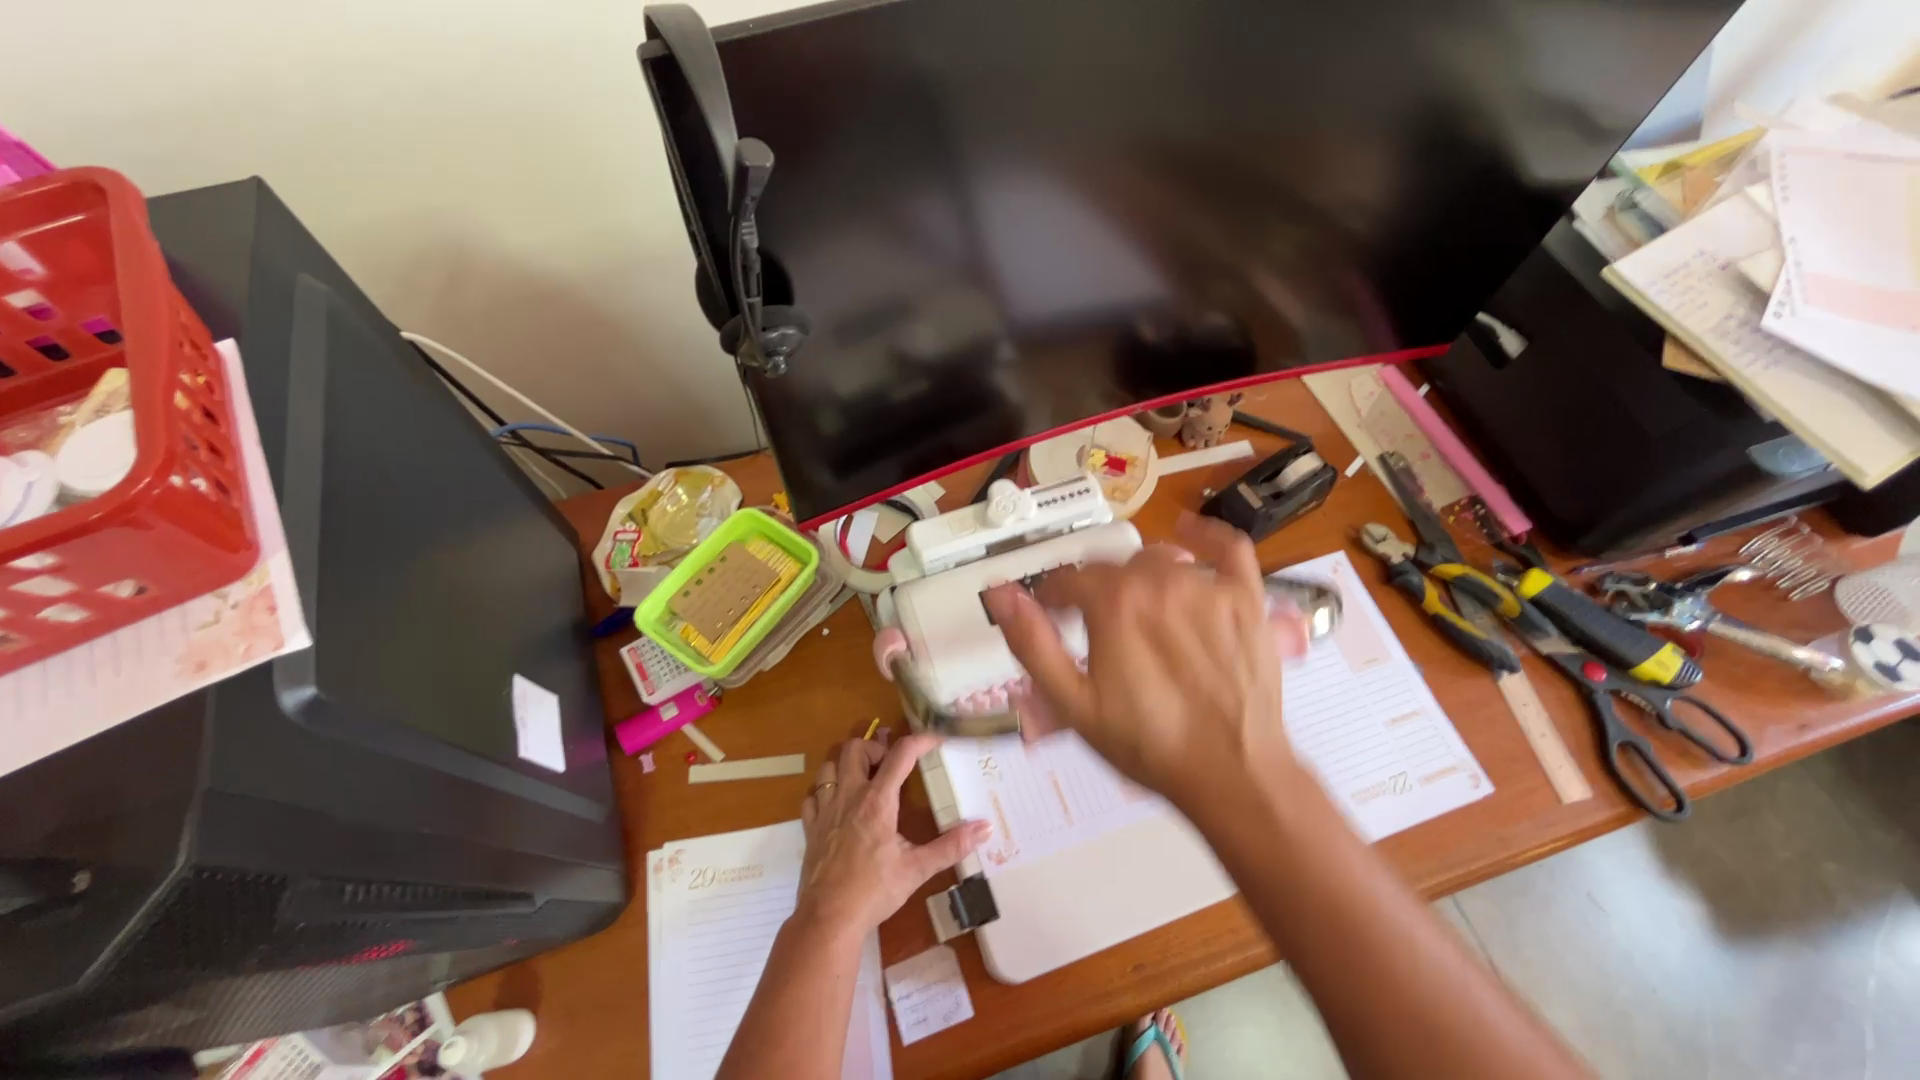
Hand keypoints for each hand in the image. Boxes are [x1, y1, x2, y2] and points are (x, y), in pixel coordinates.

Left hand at [797, 734, 991, 933]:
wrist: (829, 918)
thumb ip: (951, 846)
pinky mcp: (810, 828)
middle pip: (854, 748)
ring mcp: (825, 810)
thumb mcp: (917, 869)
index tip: (935, 740)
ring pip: (828, 766)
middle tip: (890, 765)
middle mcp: (849, 796)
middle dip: (875, 747)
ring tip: (864, 778)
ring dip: (846, 764)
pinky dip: (825, 791)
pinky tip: (837, 804)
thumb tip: (984, 828)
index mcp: (877, 800)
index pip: (900, 755)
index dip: (920, 741)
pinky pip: (813, 795)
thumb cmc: (874, 891)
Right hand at [985, 514, 1309, 809]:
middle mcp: (1159, 580)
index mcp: (1113, 602)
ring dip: (1141, 578)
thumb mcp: (1073, 703)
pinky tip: (1189, 534)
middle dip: (1096, 592)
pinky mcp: (1246, 598)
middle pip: (1113, 570)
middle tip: (1096, 629)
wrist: (1230, 772)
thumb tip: (1000, 592)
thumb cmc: (1146, 743)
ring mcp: (1208, 586)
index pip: (1069, 580)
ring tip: (1139, 611)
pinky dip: (1205, 534)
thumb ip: (1032, 642)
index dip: (1053, 598)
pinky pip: (1228, 547)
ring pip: (1161, 561)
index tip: (1052, 615)